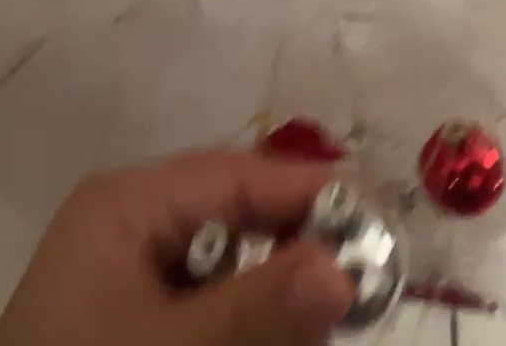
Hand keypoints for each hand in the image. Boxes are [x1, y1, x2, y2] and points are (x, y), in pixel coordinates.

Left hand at [0, 151, 356, 345]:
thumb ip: (257, 310)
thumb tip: (345, 270)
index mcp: (127, 202)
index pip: (238, 176)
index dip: (310, 192)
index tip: (378, 216)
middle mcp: (133, 220)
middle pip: (240, 217)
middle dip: (294, 253)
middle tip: (354, 289)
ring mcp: (134, 268)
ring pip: (233, 262)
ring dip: (274, 293)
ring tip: (309, 323)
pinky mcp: (138, 311)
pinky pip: (211, 299)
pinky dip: (245, 319)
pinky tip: (272, 334)